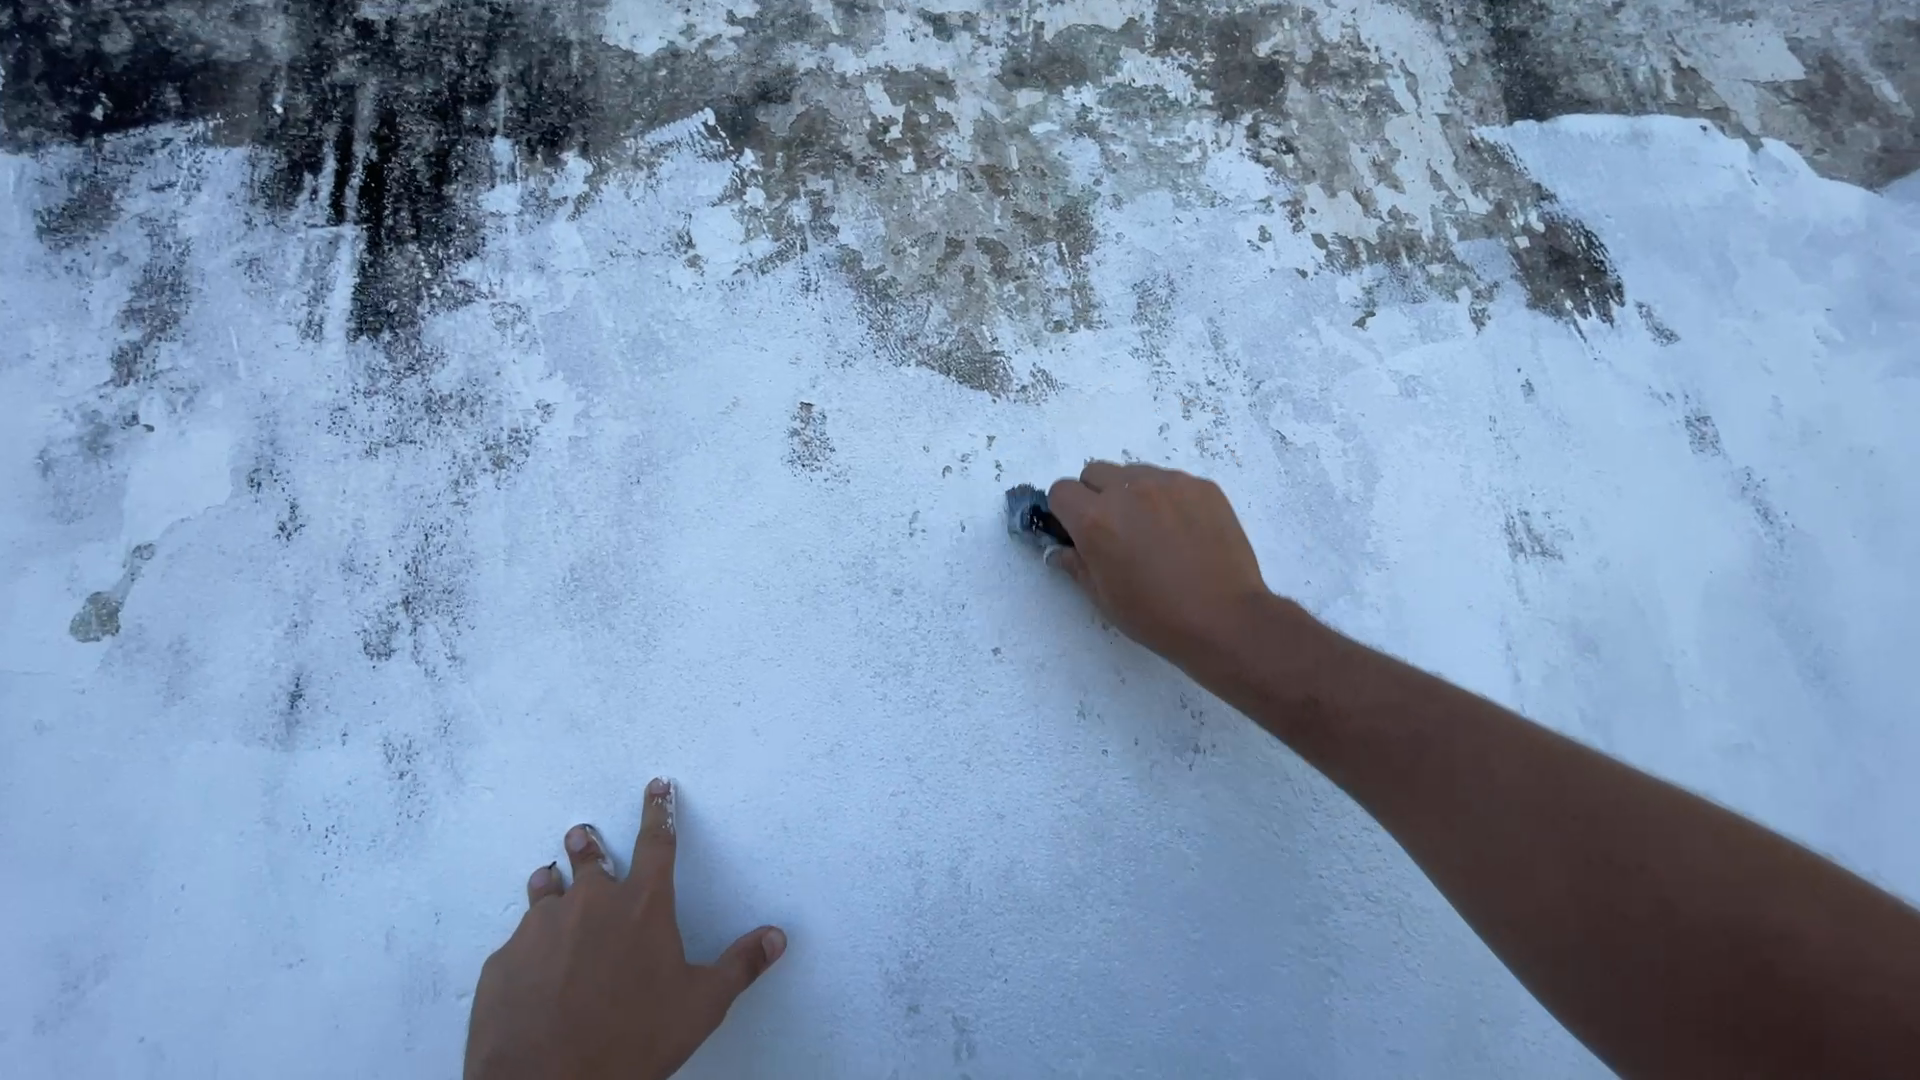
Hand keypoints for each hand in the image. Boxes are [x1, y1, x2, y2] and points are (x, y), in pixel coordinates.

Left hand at [464, 779, 786, 1079]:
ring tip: (549, 879)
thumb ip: (740, 965)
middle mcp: (591, 903)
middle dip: (589, 843)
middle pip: (590, 857)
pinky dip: (529, 944)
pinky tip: (531, 967)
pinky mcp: (503, 961)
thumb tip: (777, 937)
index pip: (657, 840)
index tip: (656, 787)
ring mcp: (541, 928)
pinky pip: (518, 943)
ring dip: (552, 884)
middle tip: (583, 833)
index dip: (659, 810)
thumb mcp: (701, 1005)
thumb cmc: (632, 1040)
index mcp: (643, 904)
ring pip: (546, 892)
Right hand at [1047, 462, 1271, 668]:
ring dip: (1132, 494)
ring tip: (1154, 532)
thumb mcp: (1102, 597)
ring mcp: (1169, 483)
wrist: (1224, 618)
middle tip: (1116, 532)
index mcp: (1096, 519)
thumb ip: (1076, 564)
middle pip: (1095, 473)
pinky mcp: (1202, 486)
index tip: (1078, 532)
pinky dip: (1167, 500)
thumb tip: (1061, 550)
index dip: (1065, 512)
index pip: (1061, 491)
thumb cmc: (1155, 616)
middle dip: (1096, 497)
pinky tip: (1183, 533)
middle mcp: (1129, 490)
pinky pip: (1171, 482)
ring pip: (1134, 473)